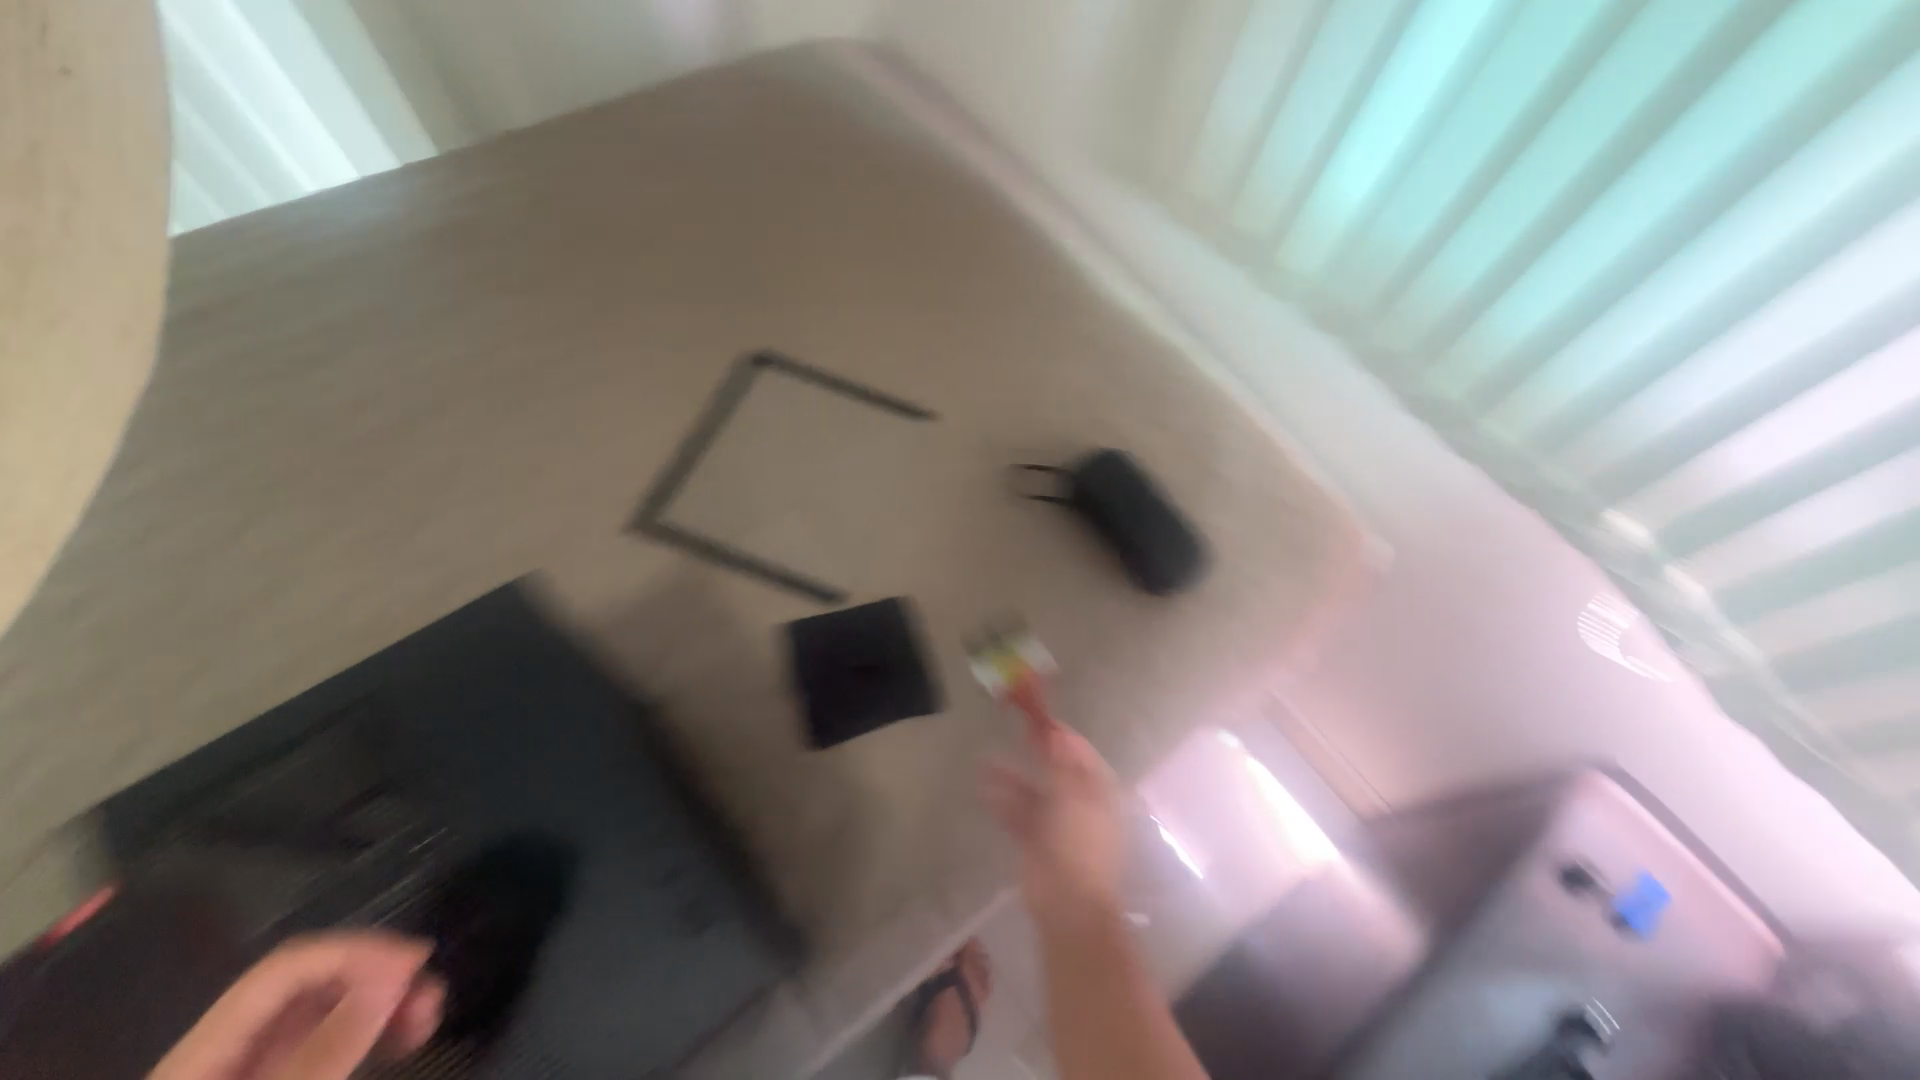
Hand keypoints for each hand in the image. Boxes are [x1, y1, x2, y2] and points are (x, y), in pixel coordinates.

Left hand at [151, 930, 443, 1079]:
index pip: (285, 970)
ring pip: (326, 1008)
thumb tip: (396, 973)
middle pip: (308, 984)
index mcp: (202, 1052)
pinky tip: (404, 1038)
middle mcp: (226, 1048)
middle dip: (377, 977)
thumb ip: (329, 1048)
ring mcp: (251, 1069)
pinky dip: (372, 1028)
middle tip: (433, 995)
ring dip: (383, 1000)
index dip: (354, 952)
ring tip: (428, 1016)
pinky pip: (330, 1038)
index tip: (419, 963)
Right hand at [983, 705, 1124, 926]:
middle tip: (1017, 729)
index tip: (1039, 718)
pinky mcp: (1035, 842)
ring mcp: (1057, 825)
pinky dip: (1004, 802)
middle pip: (1058, 771)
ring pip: (1034, 793)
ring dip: (1013, 777)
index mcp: (1098, 793)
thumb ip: (1062, 764)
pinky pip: (1018, 815)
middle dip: (1038, 752)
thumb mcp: (1074, 797)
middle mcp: (1080, 804)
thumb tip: (1058, 733)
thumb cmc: (1078, 844)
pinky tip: (984, 788)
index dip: (1062, 736)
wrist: (1068, 903)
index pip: (1081, 756)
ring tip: (987, 762)